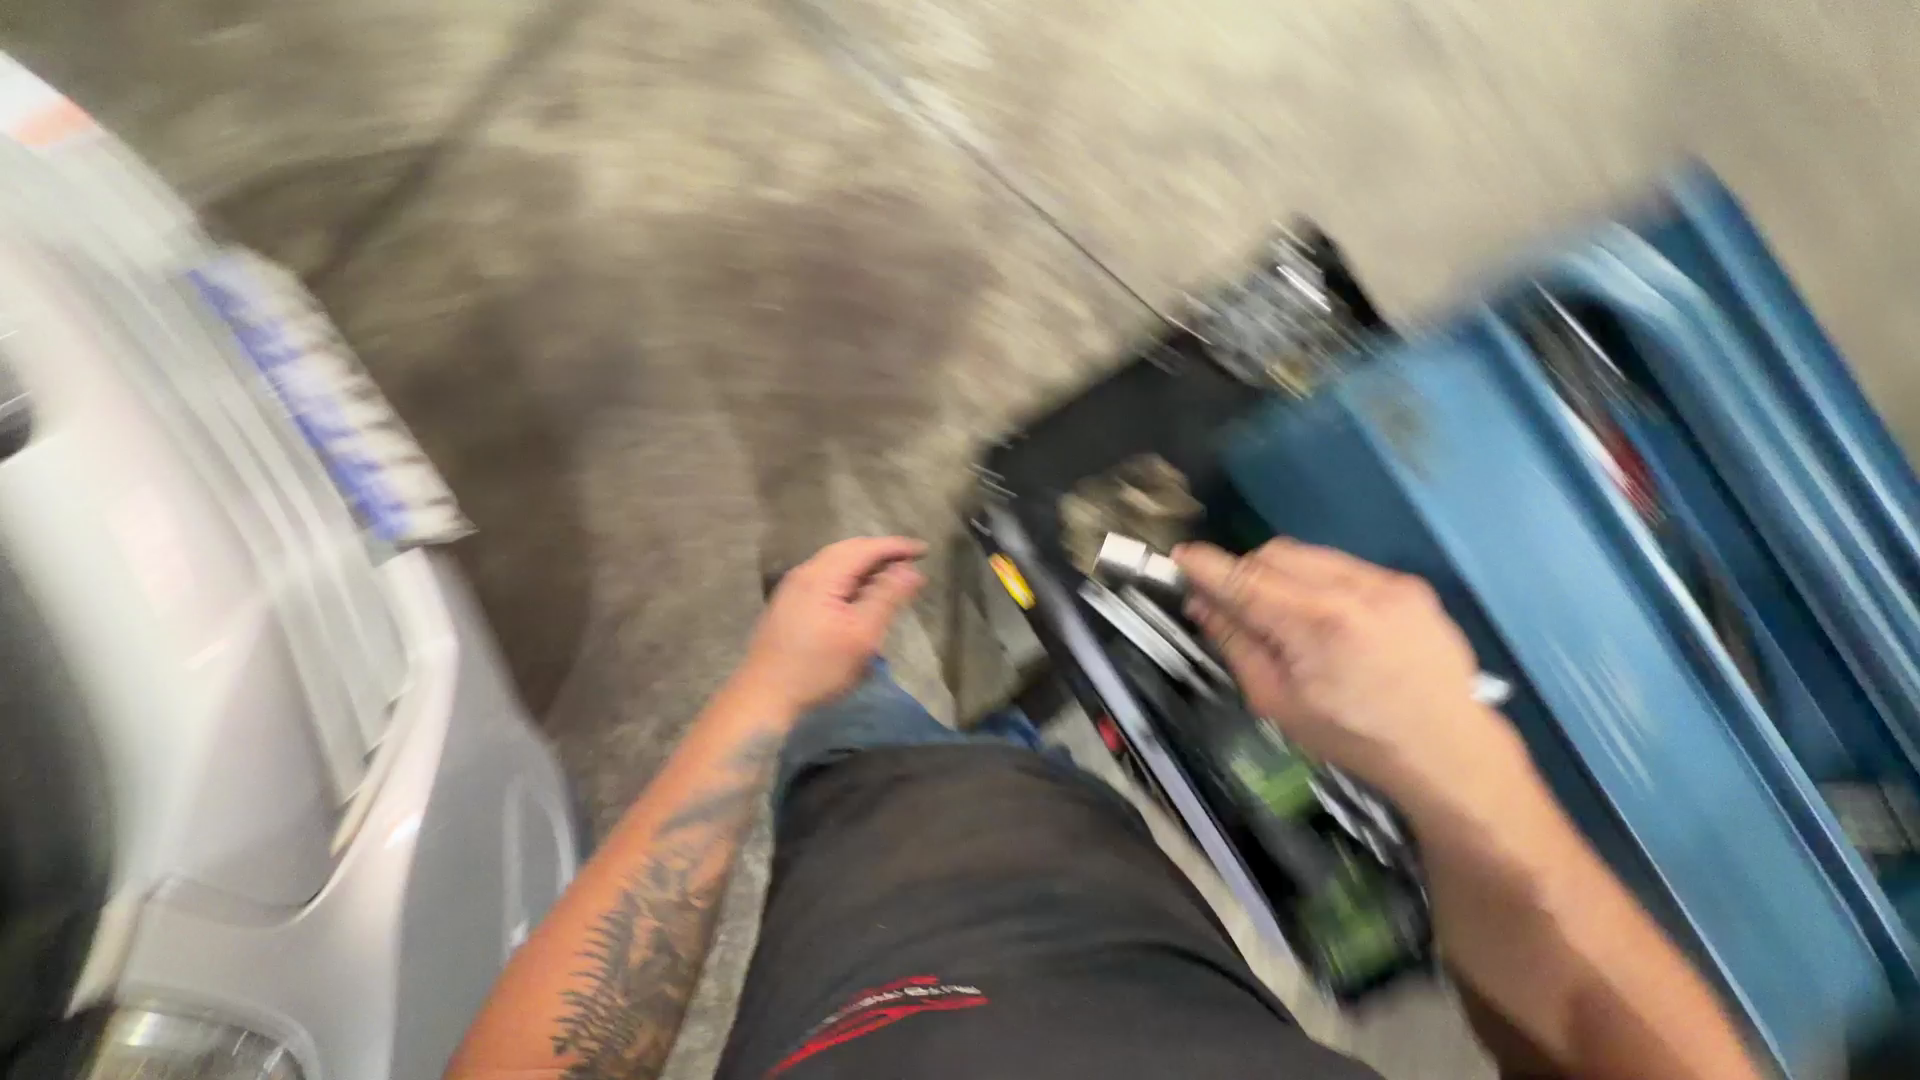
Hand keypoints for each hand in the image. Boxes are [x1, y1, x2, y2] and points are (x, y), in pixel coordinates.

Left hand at [738, 536, 927, 711]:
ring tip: (890, 576)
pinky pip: (826, 578)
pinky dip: (849, 578)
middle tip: (910, 561)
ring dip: (864, 565)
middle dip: (881, 552)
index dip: (896, 547)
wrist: (763, 698)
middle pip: (848, 550)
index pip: (865, 548)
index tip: (925, 550)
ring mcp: (793, 588)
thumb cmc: (817, 668)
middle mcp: (804, 573)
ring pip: (835, 564)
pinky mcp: (789, 605)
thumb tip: (911, 570)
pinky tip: (859, 595)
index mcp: (821, 575)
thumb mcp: (861, 635)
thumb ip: (887, 597)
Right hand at [1174, 539, 1535, 808]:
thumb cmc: (1354, 737)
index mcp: (1317, 625)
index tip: (1182, 556)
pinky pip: (1344, 566)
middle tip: (1233, 605)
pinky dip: (1319, 582)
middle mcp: (1355, 590)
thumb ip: (1237, 644)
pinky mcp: (1410, 586)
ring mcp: (1388, 583)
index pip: (1245, 580)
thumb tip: (1204, 605)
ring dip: (1281, 575)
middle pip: (1274, 554)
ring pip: (1309, 555)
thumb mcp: (1278, 702)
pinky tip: (1327, 620)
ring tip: (1283, 615)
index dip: (1207, 566)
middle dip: (1245, 573)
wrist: (1447, 750)